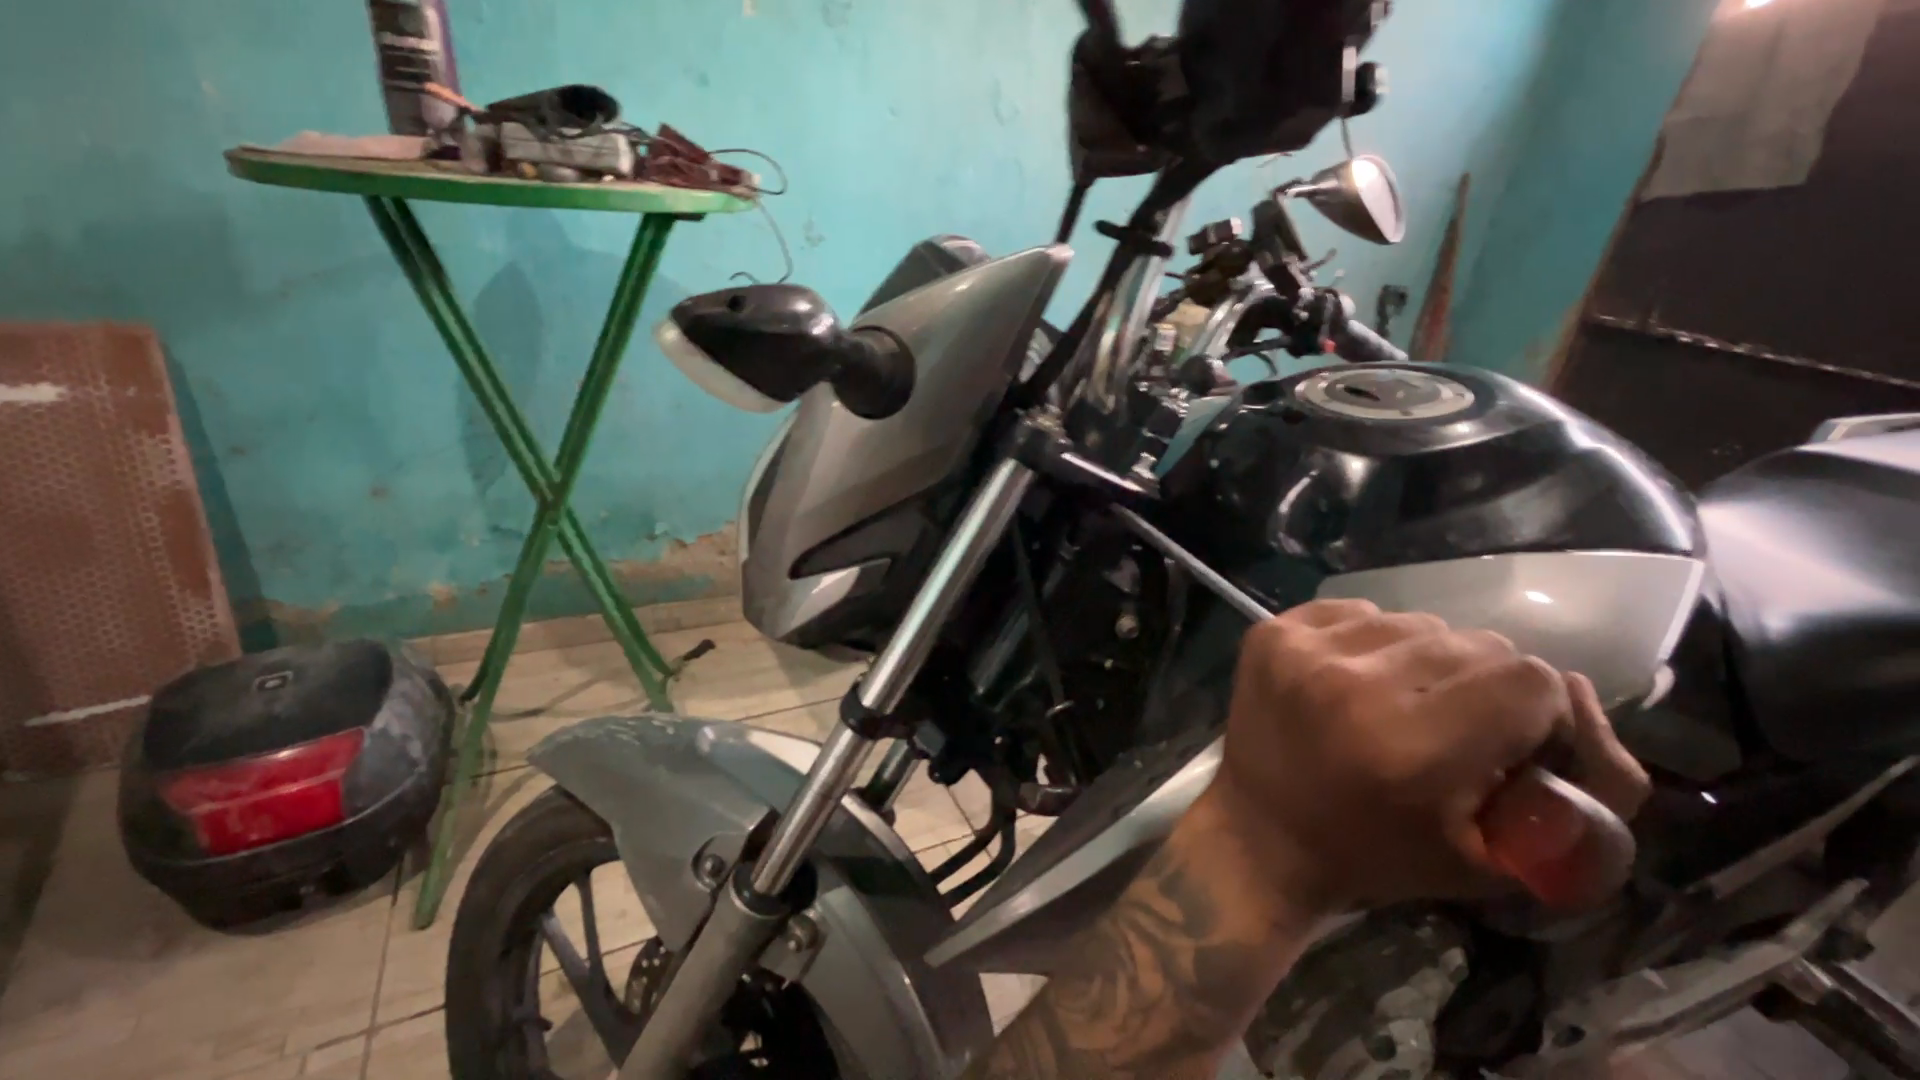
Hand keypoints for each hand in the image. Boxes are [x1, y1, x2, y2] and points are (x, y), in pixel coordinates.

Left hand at [1206, 599, 1649, 912]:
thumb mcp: (1504, 855)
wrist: (1262, 837)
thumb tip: (1582, 688)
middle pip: (1478, 642)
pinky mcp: (1270, 631)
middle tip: (1449, 728)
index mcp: (1411, 750)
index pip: (1530, 679)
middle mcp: (1353, 686)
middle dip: (1482, 686)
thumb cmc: (1382, 856)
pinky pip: (1361, 611)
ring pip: (1420, 621)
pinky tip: (1354, 684)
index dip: (1534, 714)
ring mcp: (1303, 651)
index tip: (1505, 745)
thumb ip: (1587, 787)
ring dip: (1425, 660)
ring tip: (1398, 706)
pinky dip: (1372, 643)